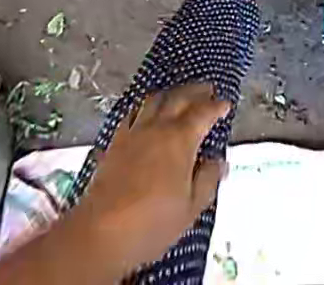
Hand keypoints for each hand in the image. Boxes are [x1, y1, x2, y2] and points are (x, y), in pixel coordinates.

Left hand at [77, 83, 230, 273]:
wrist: (99, 234)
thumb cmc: (151, 222)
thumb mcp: (191, 207)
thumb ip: (208, 180)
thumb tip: (218, 162)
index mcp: (182, 138)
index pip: (204, 112)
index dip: (217, 106)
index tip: (225, 105)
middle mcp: (159, 128)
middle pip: (180, 97)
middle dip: (196, 91)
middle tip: (207, 89)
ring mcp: (133, 133)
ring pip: (154, 100)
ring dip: (169, 93)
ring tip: (177, 95)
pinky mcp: (113, 144)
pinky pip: (131, 114)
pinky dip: (142, 107)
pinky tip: (144, 112)